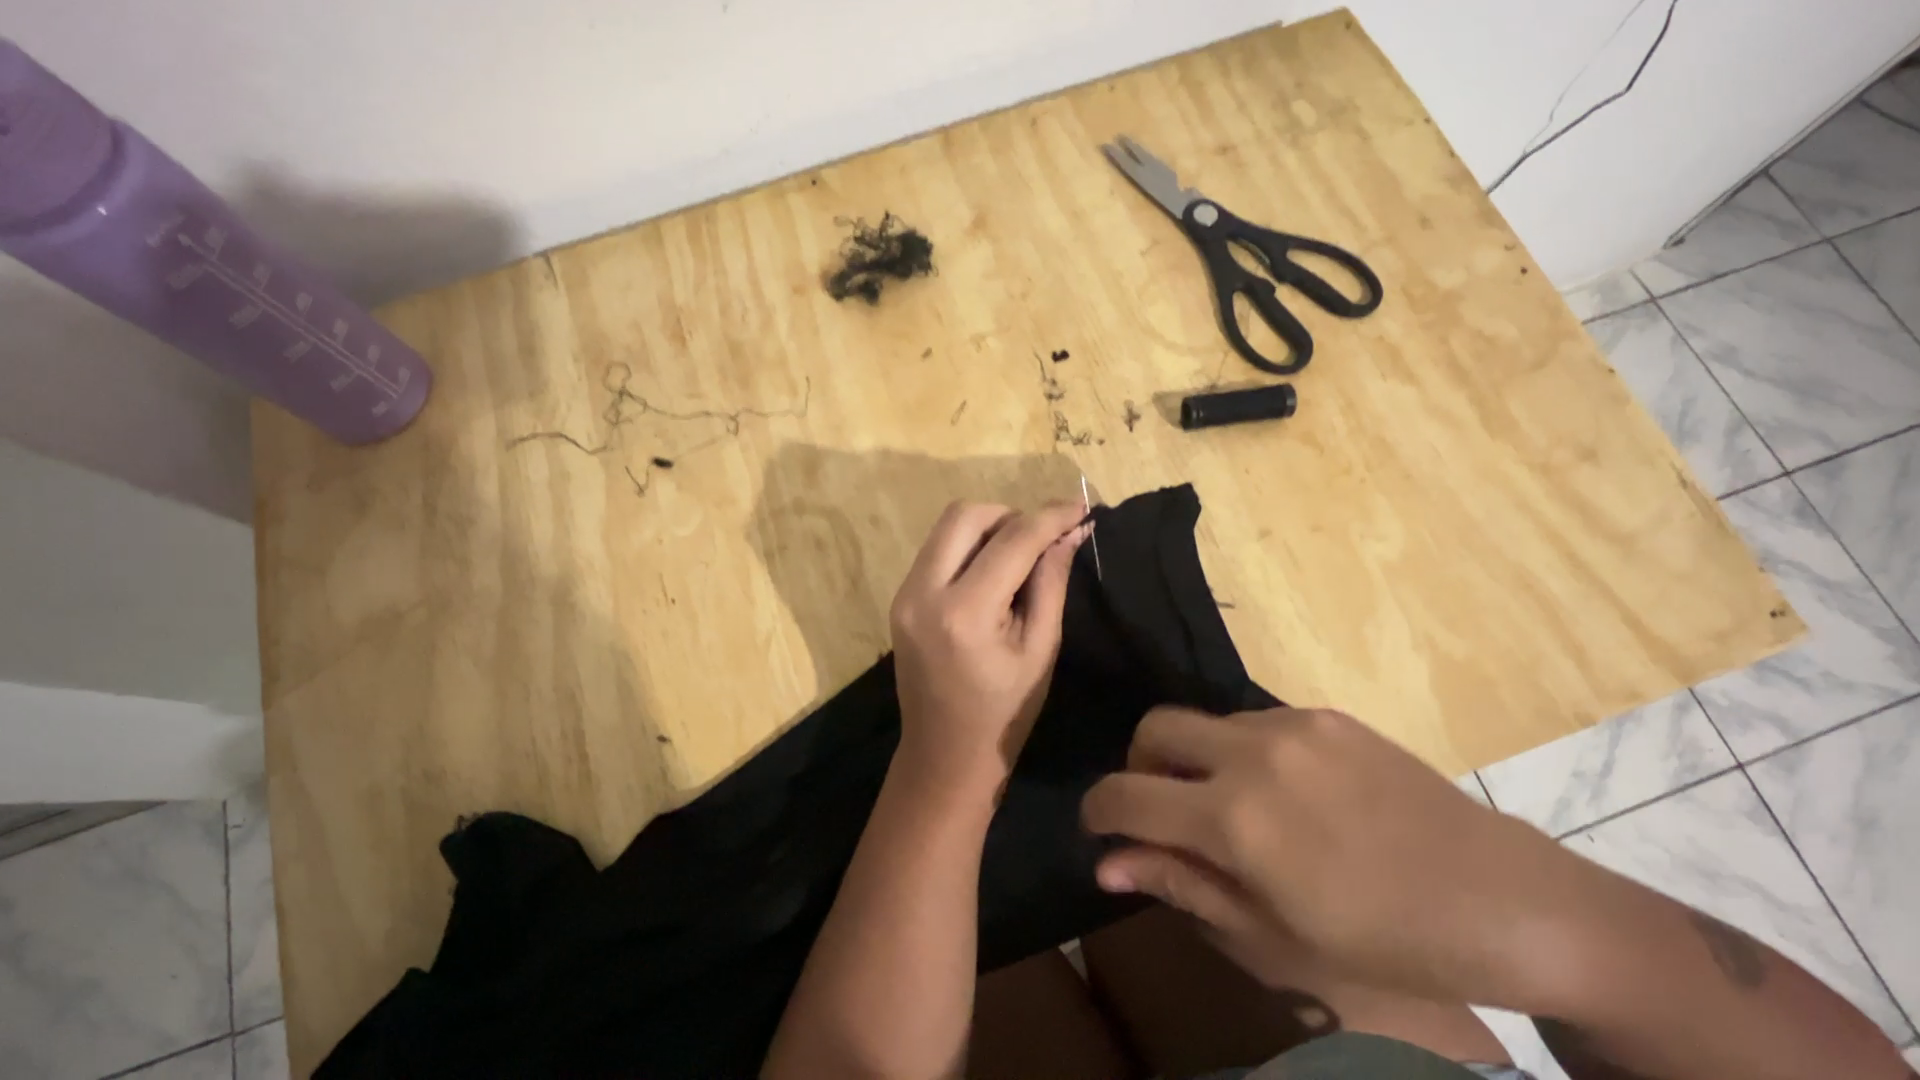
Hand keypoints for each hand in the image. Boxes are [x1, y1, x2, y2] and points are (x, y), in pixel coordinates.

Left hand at [889, 500, 1089, 798]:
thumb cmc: (1004, 712)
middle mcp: (924, 592)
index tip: (1081, 507)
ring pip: (946, 528)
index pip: (1012, 540)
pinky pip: (936, 551)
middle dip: (1011, 514)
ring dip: (988, 528)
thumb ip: (1051, 583)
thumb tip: (1069, 532)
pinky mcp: (900, 600)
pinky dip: (967, 547)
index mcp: (964, 613)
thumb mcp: (1040, 649)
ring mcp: (904, 594)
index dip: (1050, 517)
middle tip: (1043, 538)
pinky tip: (993, 573)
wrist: (944, 754)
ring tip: (1021, 555)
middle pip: (965, 515)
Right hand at [1081, 706, 1620, 1005]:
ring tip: (1230, 810)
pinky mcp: (1328, 715)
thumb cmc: (1381, 942)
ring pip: (1205, 722)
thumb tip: (1106, 863)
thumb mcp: (1270, 936)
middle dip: (1138, 767)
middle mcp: (1252, 753)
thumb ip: (1181, 885)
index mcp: (1234, 819)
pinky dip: (1240, 751)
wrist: (1502, 900)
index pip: (1125, 795)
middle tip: (1160, 814)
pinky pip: (1255, 722)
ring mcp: (1294, 726)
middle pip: (1154, 729)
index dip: (1096, 812)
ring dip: (1192, 758)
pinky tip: (1282, 795)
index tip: (1098, 832)